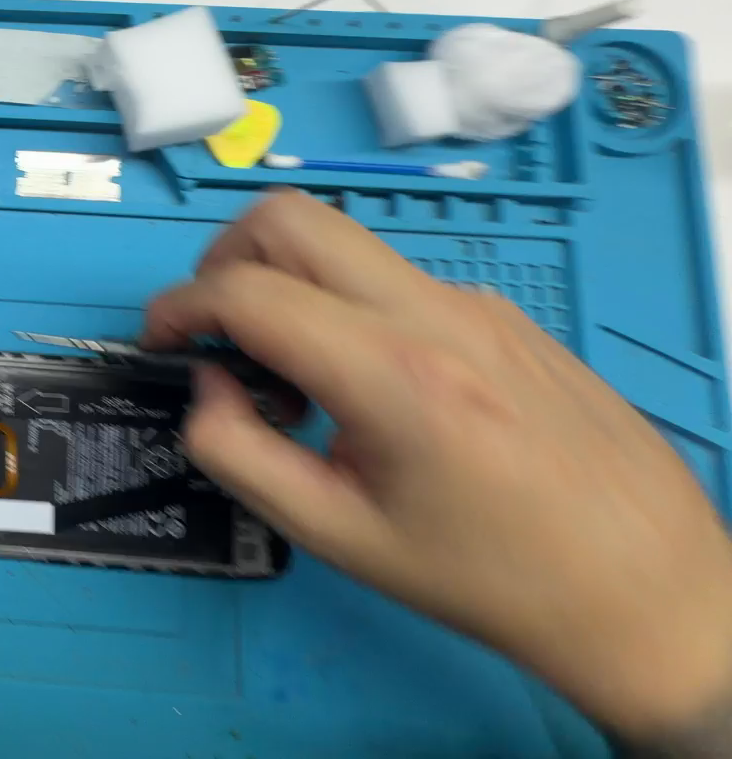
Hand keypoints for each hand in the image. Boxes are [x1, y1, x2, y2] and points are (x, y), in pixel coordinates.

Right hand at [144, 191, 731, 745]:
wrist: (659, 599)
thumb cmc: (480, 574)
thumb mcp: (328, 531)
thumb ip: (232, 448)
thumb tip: (209, 380)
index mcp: (392, 373)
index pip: (245, 290)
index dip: (175, 306)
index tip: (157, 343)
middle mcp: (433, 312)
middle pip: (286, 218)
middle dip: (219, 259)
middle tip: (211, 326)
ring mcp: (472, 302)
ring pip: (333, 236)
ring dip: (273, 276)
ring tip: (280, 359)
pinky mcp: (496, 310)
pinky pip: (378, 273)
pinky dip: (328, 299)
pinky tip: (352, 374)